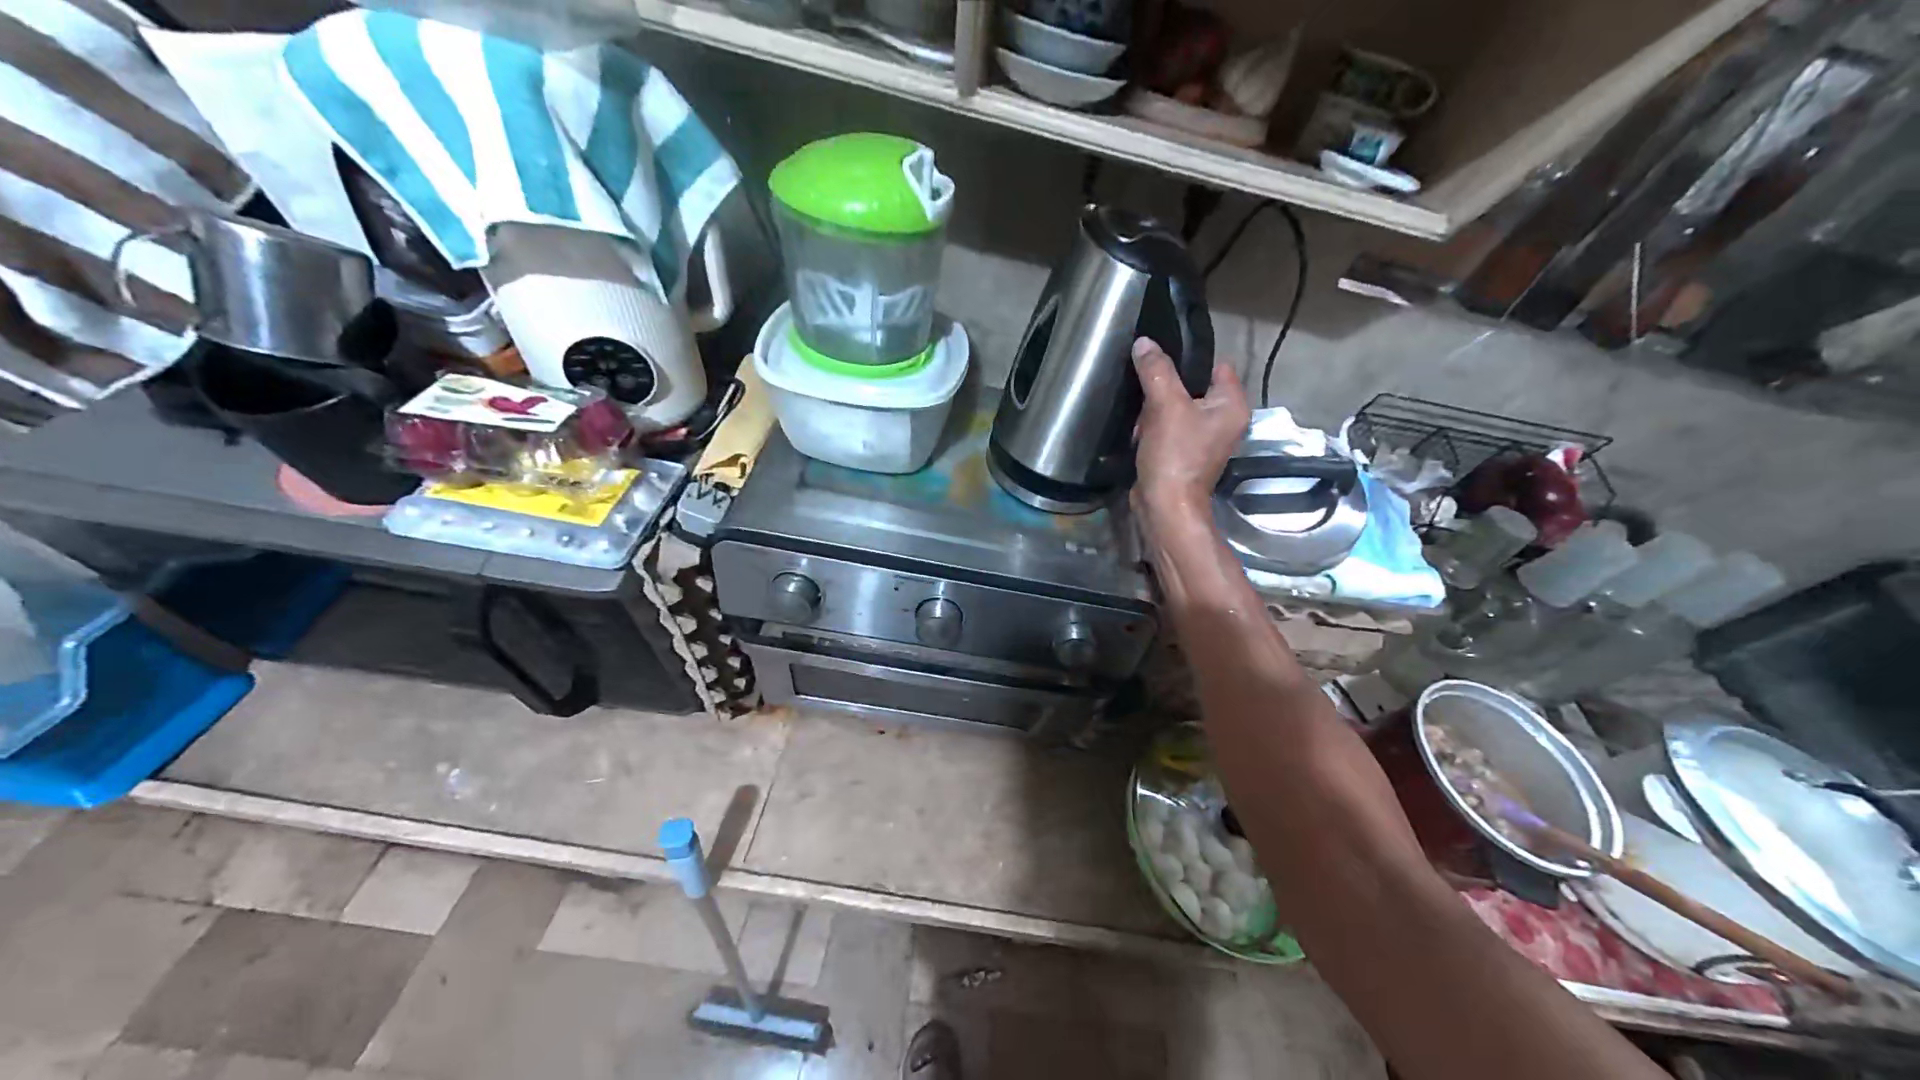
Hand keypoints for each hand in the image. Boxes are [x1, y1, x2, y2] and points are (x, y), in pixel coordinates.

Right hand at [1130, 336, 1248, 524]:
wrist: (1165, 506)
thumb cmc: (1175, 455)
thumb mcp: (1165, 406)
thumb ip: (1156, 370)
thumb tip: (1144, 343)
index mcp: (1232, 405)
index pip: (1216, 365)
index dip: (1188, 361)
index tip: (1161, 363)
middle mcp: (1225, 420)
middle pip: (1192, 386)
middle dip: (1165, 389)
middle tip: (1147, 395)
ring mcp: (1205, 439)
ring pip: (1176, 407)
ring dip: (1155, 410)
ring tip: (1141, 420)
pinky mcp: (1185, 453)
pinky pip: (1169, 428)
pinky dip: (1153, 428)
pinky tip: (1140, 435)